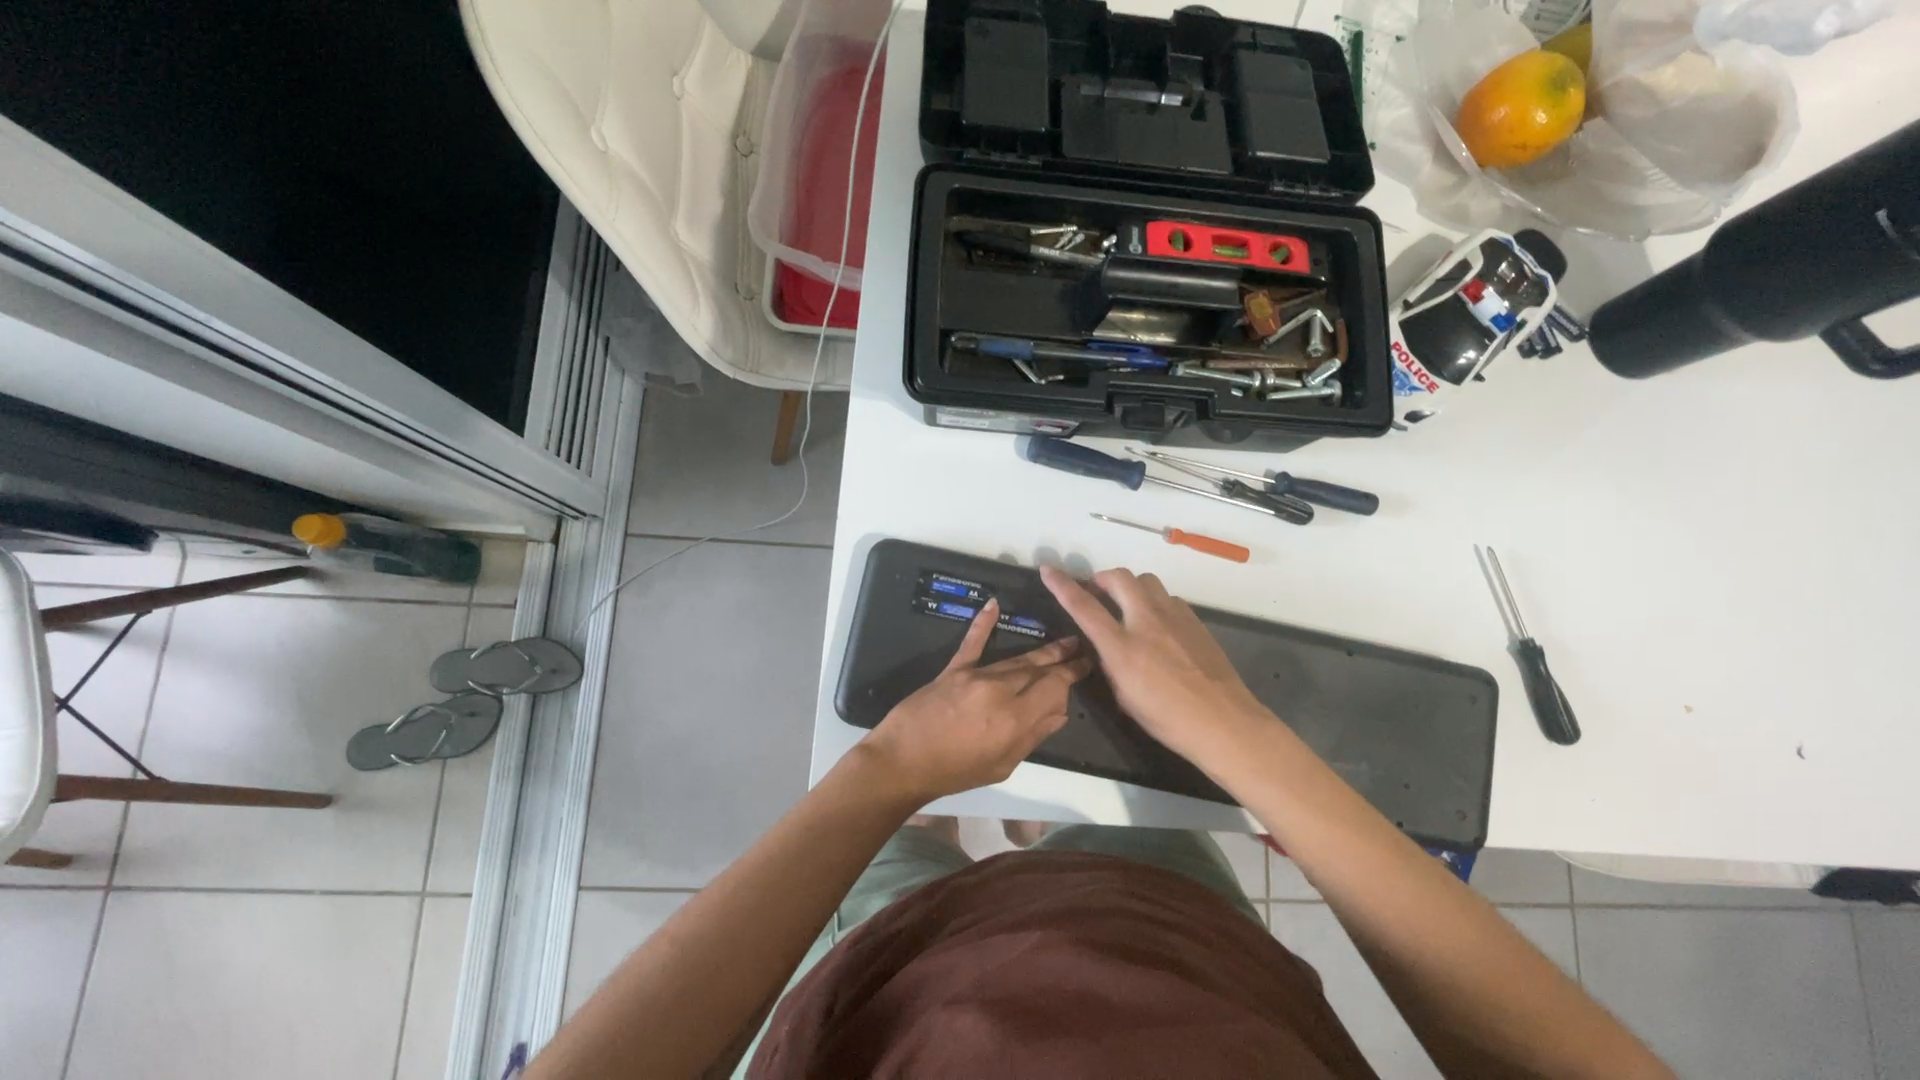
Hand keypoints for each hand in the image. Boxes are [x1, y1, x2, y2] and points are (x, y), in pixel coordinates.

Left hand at [859, 599, 1092, 804]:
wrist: (902, 761)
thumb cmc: (954, 772)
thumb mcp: (1002, 766)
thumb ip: (1032, 737)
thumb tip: (1059, 713)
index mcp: (1014, 719)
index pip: (1054, 688)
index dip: (1071, 676)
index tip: (1086, 665)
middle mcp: (999, 690)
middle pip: (1037, 670)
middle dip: (1061, 660)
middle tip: (1080, 649)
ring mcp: (975, 676)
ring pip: (1015, 660)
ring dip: (1040, 652)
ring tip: (1061, 641)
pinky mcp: (953, 670)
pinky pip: (972, 643)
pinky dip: (983, 623)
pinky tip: (993, 605)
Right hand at [1040, 564, 1267, 759]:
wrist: (1222, 721)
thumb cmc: (1167, 719)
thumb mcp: (1125, 697)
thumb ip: (1111, 664)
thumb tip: (1107, 646)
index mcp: (1122, 647)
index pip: (1084, 606)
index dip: (1062, 585)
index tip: (1048, 569)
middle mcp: (1146, 622)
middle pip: (1120, 578)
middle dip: (1103, 578)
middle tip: (1098, 591)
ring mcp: (1174, 617)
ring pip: (1147, 581)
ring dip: (1131, 587)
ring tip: (1129, 606)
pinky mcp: (1194, 620)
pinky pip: (1168, 598)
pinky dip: (1155, 602)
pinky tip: (1158, 625)